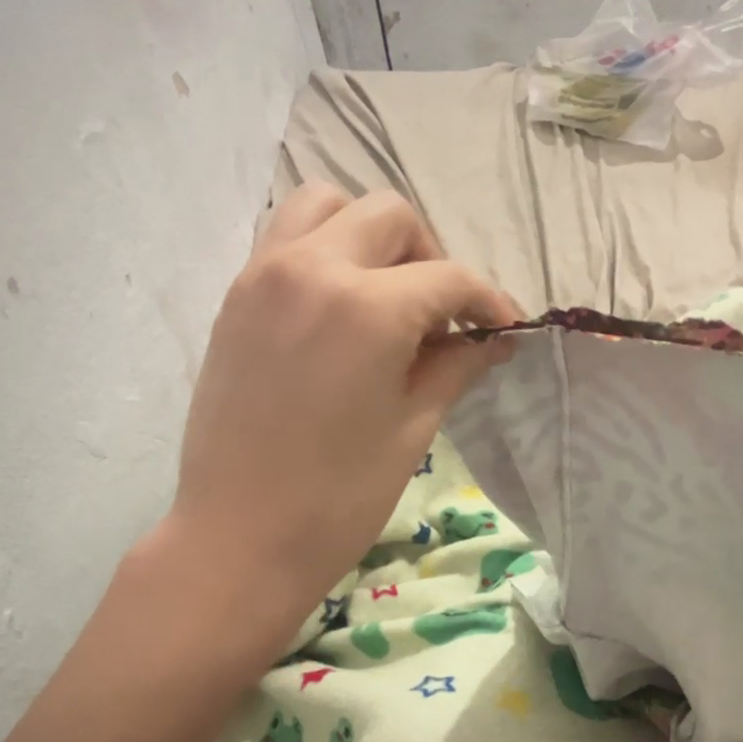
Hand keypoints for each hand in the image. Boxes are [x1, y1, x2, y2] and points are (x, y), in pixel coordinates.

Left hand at [164, 183, 518, 626]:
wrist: (240, 536)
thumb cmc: (340, 497)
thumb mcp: (414, 428)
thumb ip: (456, 366)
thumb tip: (493, 339)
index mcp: (367, 307)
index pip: (448, 278)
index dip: (488, 302)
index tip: (506, 330)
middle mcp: (312, 267)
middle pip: (390, 217)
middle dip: (431, 258)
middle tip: (442, 317)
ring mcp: (264, 274)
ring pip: (328, 205)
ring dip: (371, 237)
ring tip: (387, 297)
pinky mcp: (236, 295)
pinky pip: (287, 237)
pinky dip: (325, 250)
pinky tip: (342, 310)